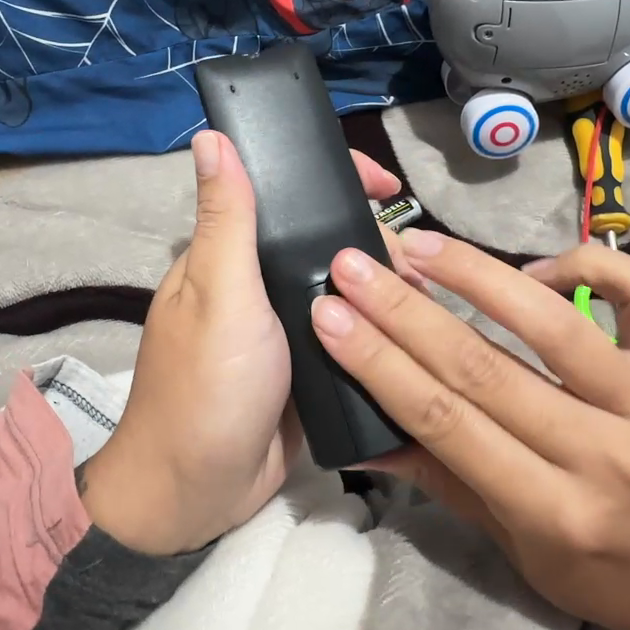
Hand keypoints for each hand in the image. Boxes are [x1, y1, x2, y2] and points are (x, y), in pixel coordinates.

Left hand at [79, 130, 411, 554]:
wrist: (200, 493)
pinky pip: (350, 331)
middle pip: (324, 238)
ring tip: (429, 292)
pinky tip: (417, 324)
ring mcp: (286, 326)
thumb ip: (226, 219)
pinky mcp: (309, 365)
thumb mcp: (219, 293)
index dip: (332, 178)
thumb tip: (211, 136)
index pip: (284, 193)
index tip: (383, 182)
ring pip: (343, 285)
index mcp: (229, 254)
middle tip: (416, 259)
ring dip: (384, 281)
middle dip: (373, 236)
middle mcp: (258, 281)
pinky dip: (381, 323)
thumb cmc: (206, 384)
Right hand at [310, 234, 629, 629]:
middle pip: (485, 367)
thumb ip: (444, 479)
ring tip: (417, 246)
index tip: (329, 315)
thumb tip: (363, 432)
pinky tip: (537, 266)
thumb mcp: (516, 547)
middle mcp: (601, 453)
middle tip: (351, 267)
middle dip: (404, 312)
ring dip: (476, 275)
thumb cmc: (602, 567)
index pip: (447, 423)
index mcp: (553, 512)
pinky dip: (592, 264)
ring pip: (554, 323)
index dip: (380, 364)